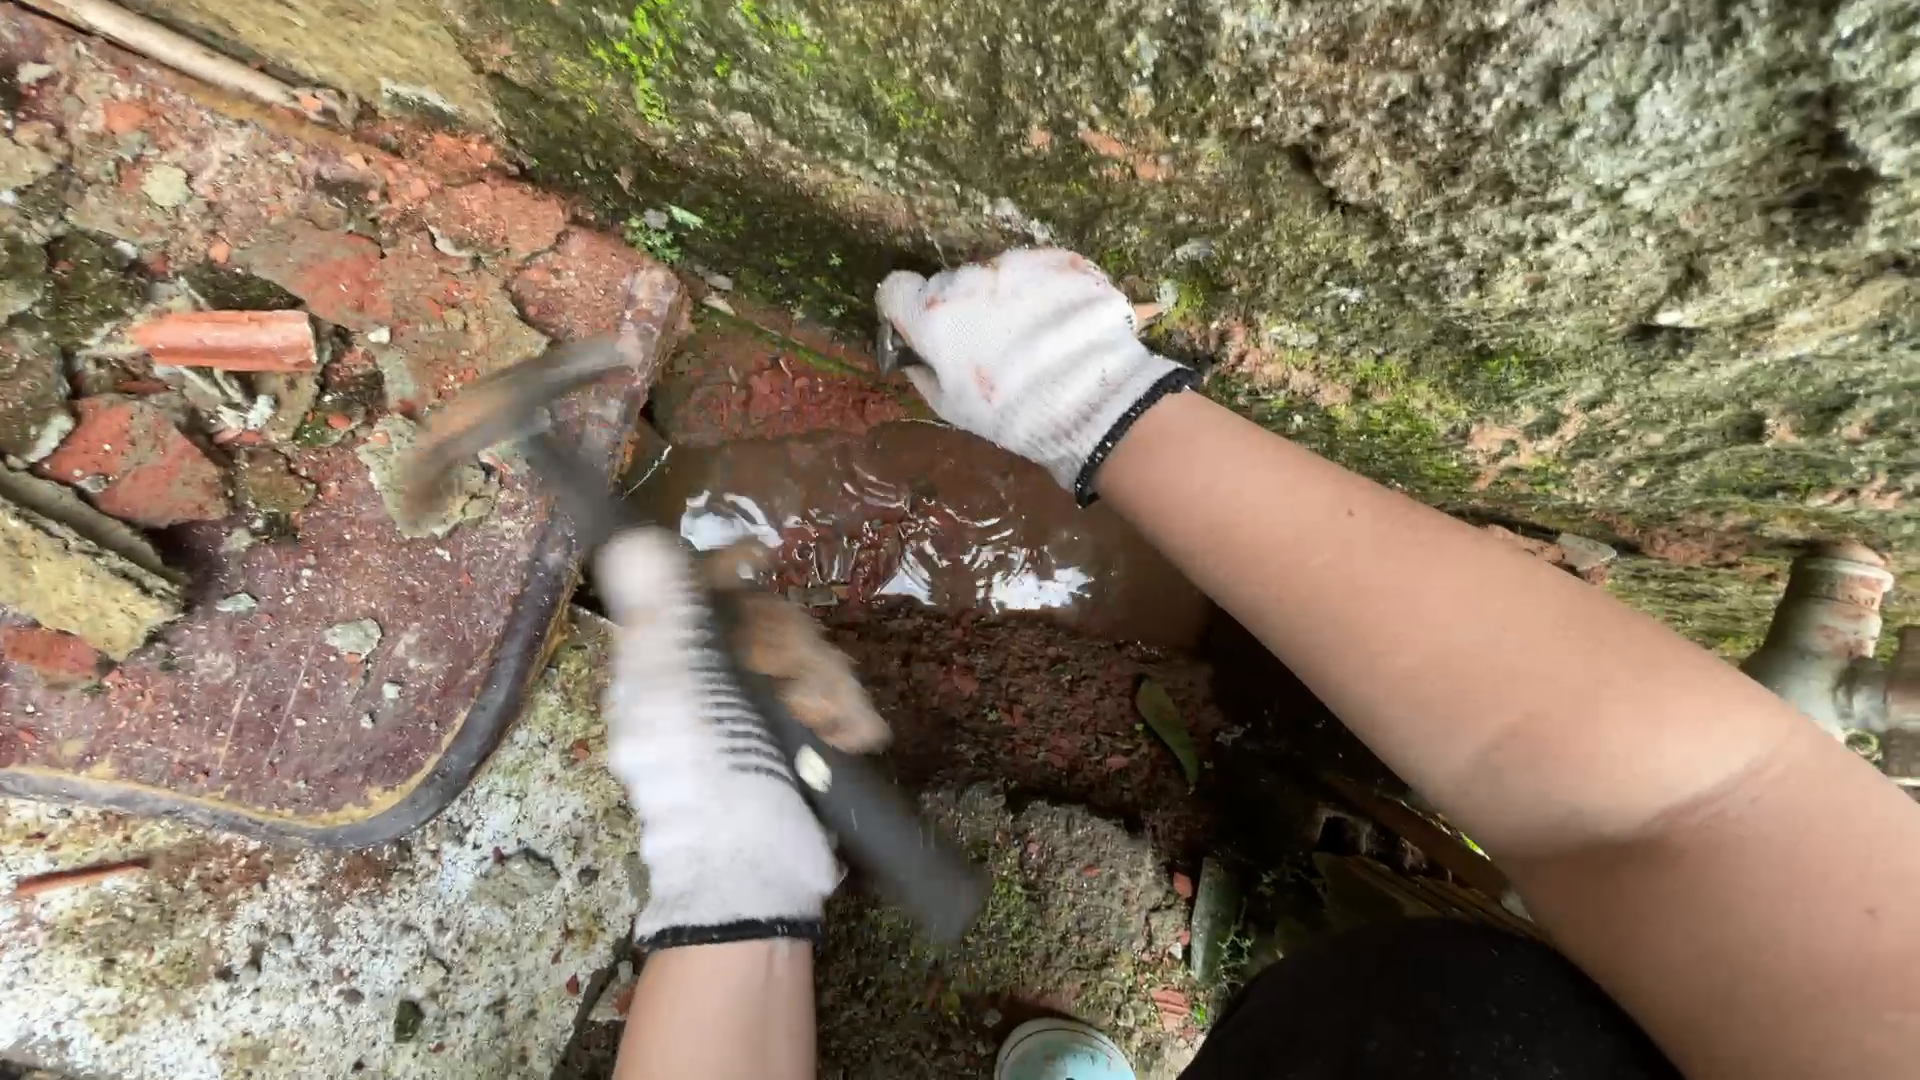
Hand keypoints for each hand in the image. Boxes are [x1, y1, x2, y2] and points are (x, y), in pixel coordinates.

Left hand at [596, 528, 838, 948]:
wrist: (756, 865)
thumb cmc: (706, 782)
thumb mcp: (674, 697)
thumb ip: (664, 619)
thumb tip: (633, 540)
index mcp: (670, 663)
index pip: (695, 590)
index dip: (724, 567)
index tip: (759, 557)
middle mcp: (712, 674)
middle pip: (764, 615)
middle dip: (792, 647)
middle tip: (797, 690)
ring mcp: (759, 701)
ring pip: (807, 650)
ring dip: (826, 685)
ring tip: (831, 724)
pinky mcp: (800, 725)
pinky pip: (832, 690)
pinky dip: (846, 709)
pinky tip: (853, 733)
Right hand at [877, 248, 1196, 502]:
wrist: (1091, 400)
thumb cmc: (1011, 413)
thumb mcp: (952, 408)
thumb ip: (922, 372)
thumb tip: (914, 353)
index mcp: (933, 315)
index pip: (895, 290)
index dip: (904, 312)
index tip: (921, 331)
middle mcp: (968, 278)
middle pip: (948, 285)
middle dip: (960, 310)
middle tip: (987, 346)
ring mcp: (1016, 263)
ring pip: (994, 277)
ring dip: (1002, 299)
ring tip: (1031, 339)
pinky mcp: (1058, 260)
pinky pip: (1036, 272)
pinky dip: (1041, 294)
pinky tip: (1058, 327)